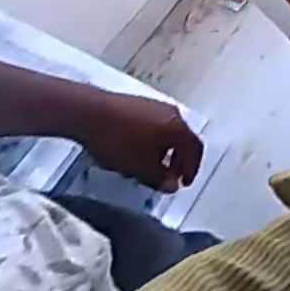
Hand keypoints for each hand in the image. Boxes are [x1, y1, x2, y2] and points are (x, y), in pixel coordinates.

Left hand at [75, 92, 202, 191]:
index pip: (195, 149)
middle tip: (169, 178)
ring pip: (171, 132)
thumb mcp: (139, 167)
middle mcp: (174, 114)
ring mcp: (159, 107)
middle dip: (179, 160)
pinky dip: (157, 141)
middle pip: (185, 139)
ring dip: (167, 151)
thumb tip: (173, 185)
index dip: (192, 168)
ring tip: (151, 166)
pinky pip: (159, 125)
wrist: (94, 114)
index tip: (183, 184)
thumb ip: (159, 178)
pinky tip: (140, 150)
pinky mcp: (144, 105)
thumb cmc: (119, 142)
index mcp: (178, 128)